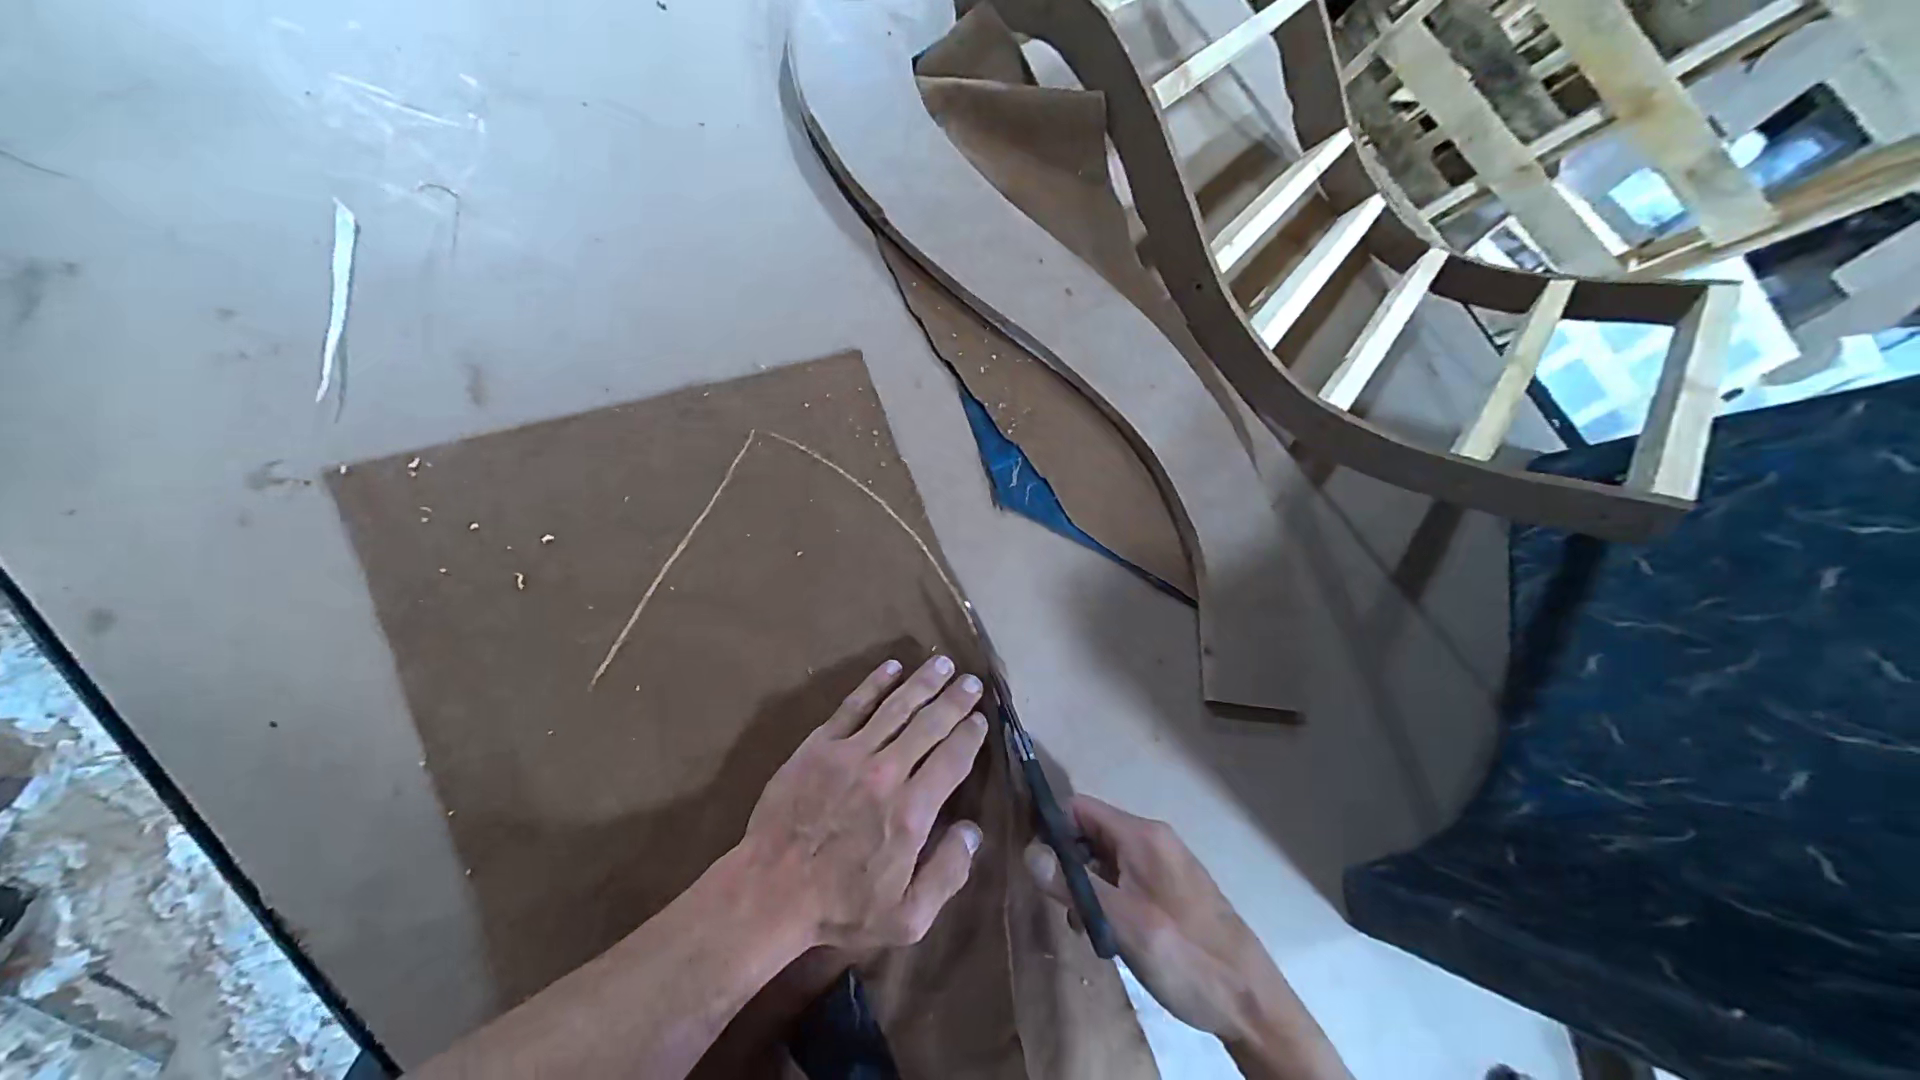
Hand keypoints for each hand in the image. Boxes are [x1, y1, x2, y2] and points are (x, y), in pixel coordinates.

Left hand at [740, 654, 989, 952]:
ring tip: (943, 663)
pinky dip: (874, 683)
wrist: (770, 890)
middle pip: (930, 724)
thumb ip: (948, 874)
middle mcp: (886, 773)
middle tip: (972, 681)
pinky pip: (853, 706)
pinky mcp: (819, 745)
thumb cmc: (841, 906)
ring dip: (923, 682)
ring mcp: (850, 753)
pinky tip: (892, 667)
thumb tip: (973, 832)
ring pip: (896, 707)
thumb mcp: (908, 917)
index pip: (952, 759)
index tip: (980, 719)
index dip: (970, 735)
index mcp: (912, 811)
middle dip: (955, 700)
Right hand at [1026, 797, 1352, 1079]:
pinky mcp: (1173, 889)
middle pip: (1092, 833)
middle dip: (1070, 865)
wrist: (1253, 1003)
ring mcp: (1166, 864)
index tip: (1036, 865)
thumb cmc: (1186, 957)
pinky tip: (1112, 936)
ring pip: (1108, 859)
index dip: (1052, 829)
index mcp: (1143, 835)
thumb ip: (1074, 886)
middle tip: (1064, 909)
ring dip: (1089, 888)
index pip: (1080, 808)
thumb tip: (1030, 852)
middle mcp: (1154, 840)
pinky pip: (1127, 879)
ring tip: (1089, 931)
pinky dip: (1111, 899)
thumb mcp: (1121, 923)